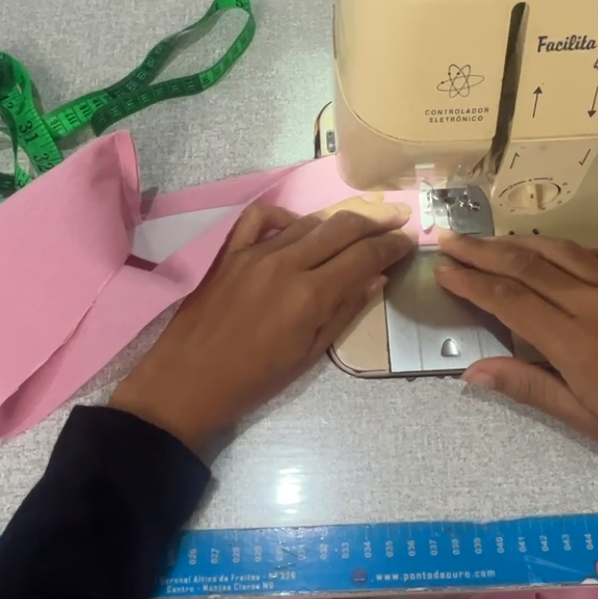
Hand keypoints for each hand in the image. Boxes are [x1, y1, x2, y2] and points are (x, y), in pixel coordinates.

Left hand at [111, 198, 415, 451]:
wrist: (188, 382)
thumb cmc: (255, 380)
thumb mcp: (309, 355)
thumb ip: (344, 312)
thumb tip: (375, 279)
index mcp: (311, 295)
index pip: (364, 256)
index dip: (392, 246)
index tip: (409, 241)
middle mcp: (287, 264)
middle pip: (342, 228)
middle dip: (375, 221)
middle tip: (395, 221)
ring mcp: (255, 253)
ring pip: (308, 221)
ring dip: (338, 221)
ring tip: (357, 224)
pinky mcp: (230, 252)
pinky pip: (259, 218)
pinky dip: (284, 215)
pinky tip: (296, 225)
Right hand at [435, 232, 597, 516]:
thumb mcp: (585, 421)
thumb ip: (528, 387)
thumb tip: (471, 372)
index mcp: (575, 340)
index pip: (509, 299)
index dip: (471, 281)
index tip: (442, 268)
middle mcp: (596, 303)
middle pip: (528, 265)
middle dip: (484, 251)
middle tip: (450, 240)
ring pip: (563, 251)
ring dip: (522, 242)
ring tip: (491, 240)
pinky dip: (576, 247)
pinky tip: (561, 251)